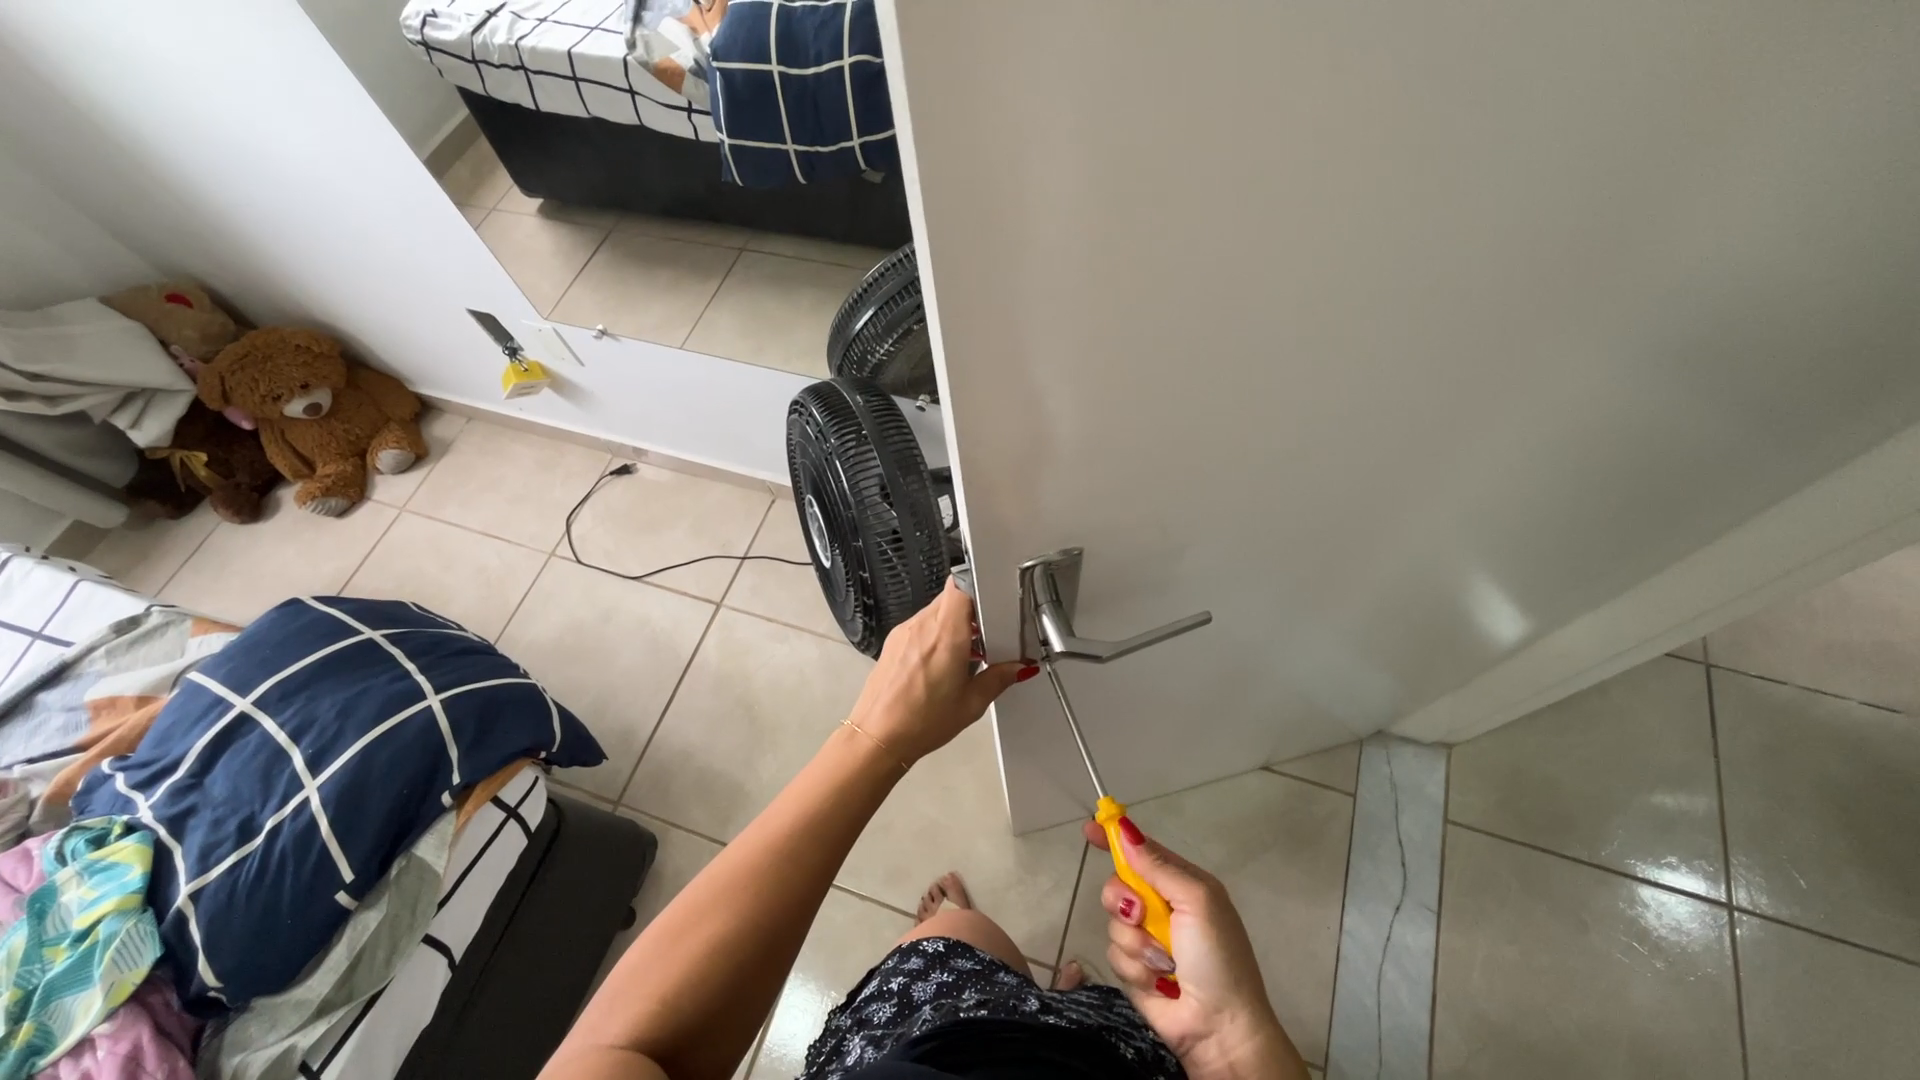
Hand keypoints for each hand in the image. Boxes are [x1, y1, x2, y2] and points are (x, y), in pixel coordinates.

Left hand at [845, 580, 1034, 764]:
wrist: (878, 736)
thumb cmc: (920, 722)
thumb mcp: (972, 703)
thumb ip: (999, 678)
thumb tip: (1018, 668)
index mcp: (946, 635)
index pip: (961, 585)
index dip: (980, 587)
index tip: (993, 604)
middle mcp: (922, 626)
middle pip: (951, 596)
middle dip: (971, 610)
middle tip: (985, 635)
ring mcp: (904, 632)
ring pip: (935, 609)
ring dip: (953, 623)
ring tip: (965, 654)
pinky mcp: (893, 641)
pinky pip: (920, 624)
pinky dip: (935, 634)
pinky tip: (942, 662)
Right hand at [1084, 819, 1308, 1079]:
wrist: (1219, 1026)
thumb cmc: (1217, 957)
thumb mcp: (1197, 901)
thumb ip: (1159, 866)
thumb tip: (1124, 830)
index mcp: (1182, 884)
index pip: (1142, 851)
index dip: (1115, 839)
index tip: (1090, 830)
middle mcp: (1162, 907)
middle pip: (1118, 885)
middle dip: (1123, 901)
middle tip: (1139, 915)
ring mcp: (1148, 939)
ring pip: (1113, 922)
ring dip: (1135, 943)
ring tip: (1162, 962)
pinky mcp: (1135, 968)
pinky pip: (1114, 953)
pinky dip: (1135, 967)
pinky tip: (1157, 982)